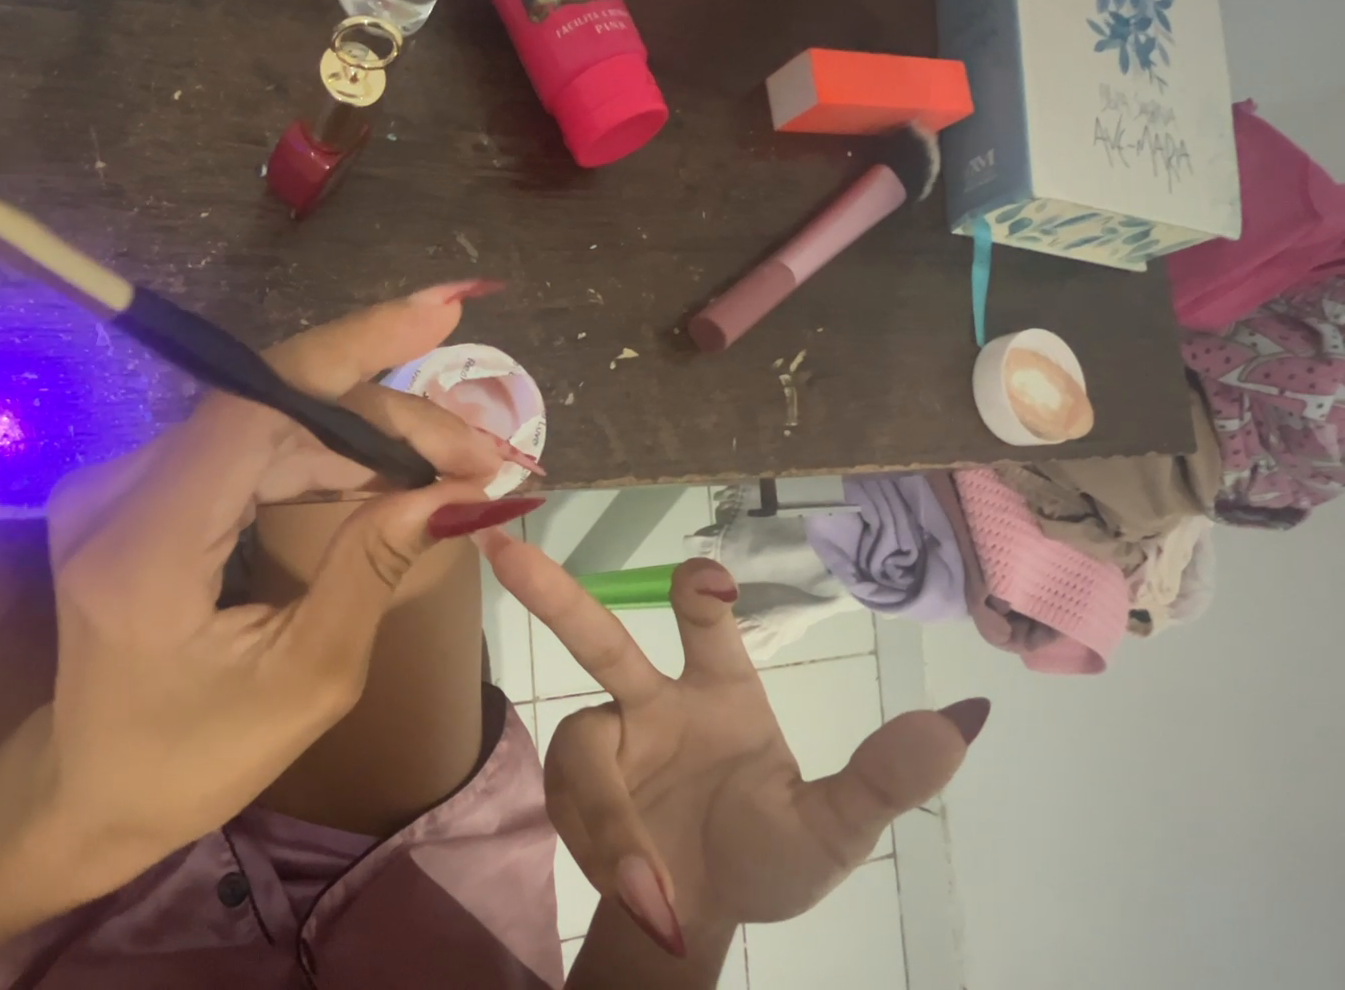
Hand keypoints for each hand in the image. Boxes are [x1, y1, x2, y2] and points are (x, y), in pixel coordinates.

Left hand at [31, 283, 542, 899]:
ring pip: (265, 424)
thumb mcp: (307, 679)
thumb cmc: (194, 760)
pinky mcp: (138, 491)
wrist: (90, 787)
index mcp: (146, 550)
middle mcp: (117, 493)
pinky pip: (244, 450)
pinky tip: (384, 470)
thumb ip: (373, 568)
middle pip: (272, 412)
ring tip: (454, 461)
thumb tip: (454, 490)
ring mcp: (120, 485)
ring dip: (362, 437)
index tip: (440, 313)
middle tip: (483, 451)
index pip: (254, 406)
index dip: (351, 350)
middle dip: (387, 420)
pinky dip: (320, 457)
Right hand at [479, 532, 986, 956]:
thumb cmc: (768, 856)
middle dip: (549, 592)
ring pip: (581, 753)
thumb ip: (881, 779)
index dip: (701, 593)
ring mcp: (603, 742)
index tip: (705, 571)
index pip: (703, 625)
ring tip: (648, 887)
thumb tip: (962, 717)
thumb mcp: (831, 830)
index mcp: (718, 694)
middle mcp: (649, 702)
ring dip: (605, 816)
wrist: (699, 914)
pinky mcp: (571, 787)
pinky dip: (601, 847)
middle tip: (501, 549)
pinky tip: (640, 890)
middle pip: (596, 638)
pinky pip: (570, 804)